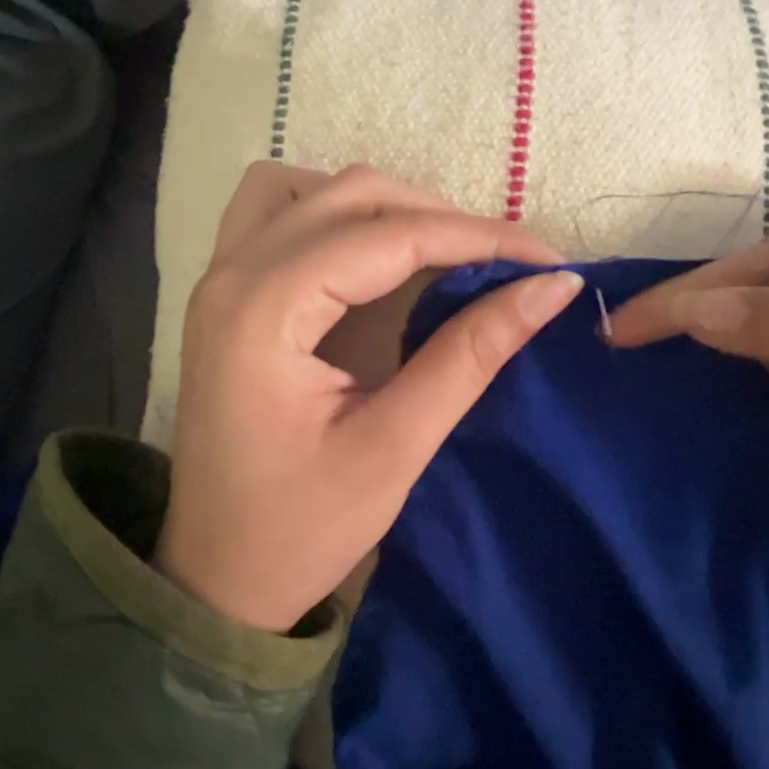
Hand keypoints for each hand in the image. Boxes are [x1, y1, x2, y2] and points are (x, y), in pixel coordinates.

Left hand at [154, 163, 583, 631]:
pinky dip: (334, 217)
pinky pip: (277, 216)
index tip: (548, 257)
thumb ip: (470, 356)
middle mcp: (230, 274)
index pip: (387, 238)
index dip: (477, 238)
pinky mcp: (224, 296)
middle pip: (348, 196)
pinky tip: (372, 256)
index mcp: (262, 311)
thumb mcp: (395, 446)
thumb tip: (551, 288)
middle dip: (437, 217)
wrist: (217, 577)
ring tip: (442, 251)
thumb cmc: (301, 529)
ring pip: (307, 191)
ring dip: (382, 207)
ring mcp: (218, 280)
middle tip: (505, 263)